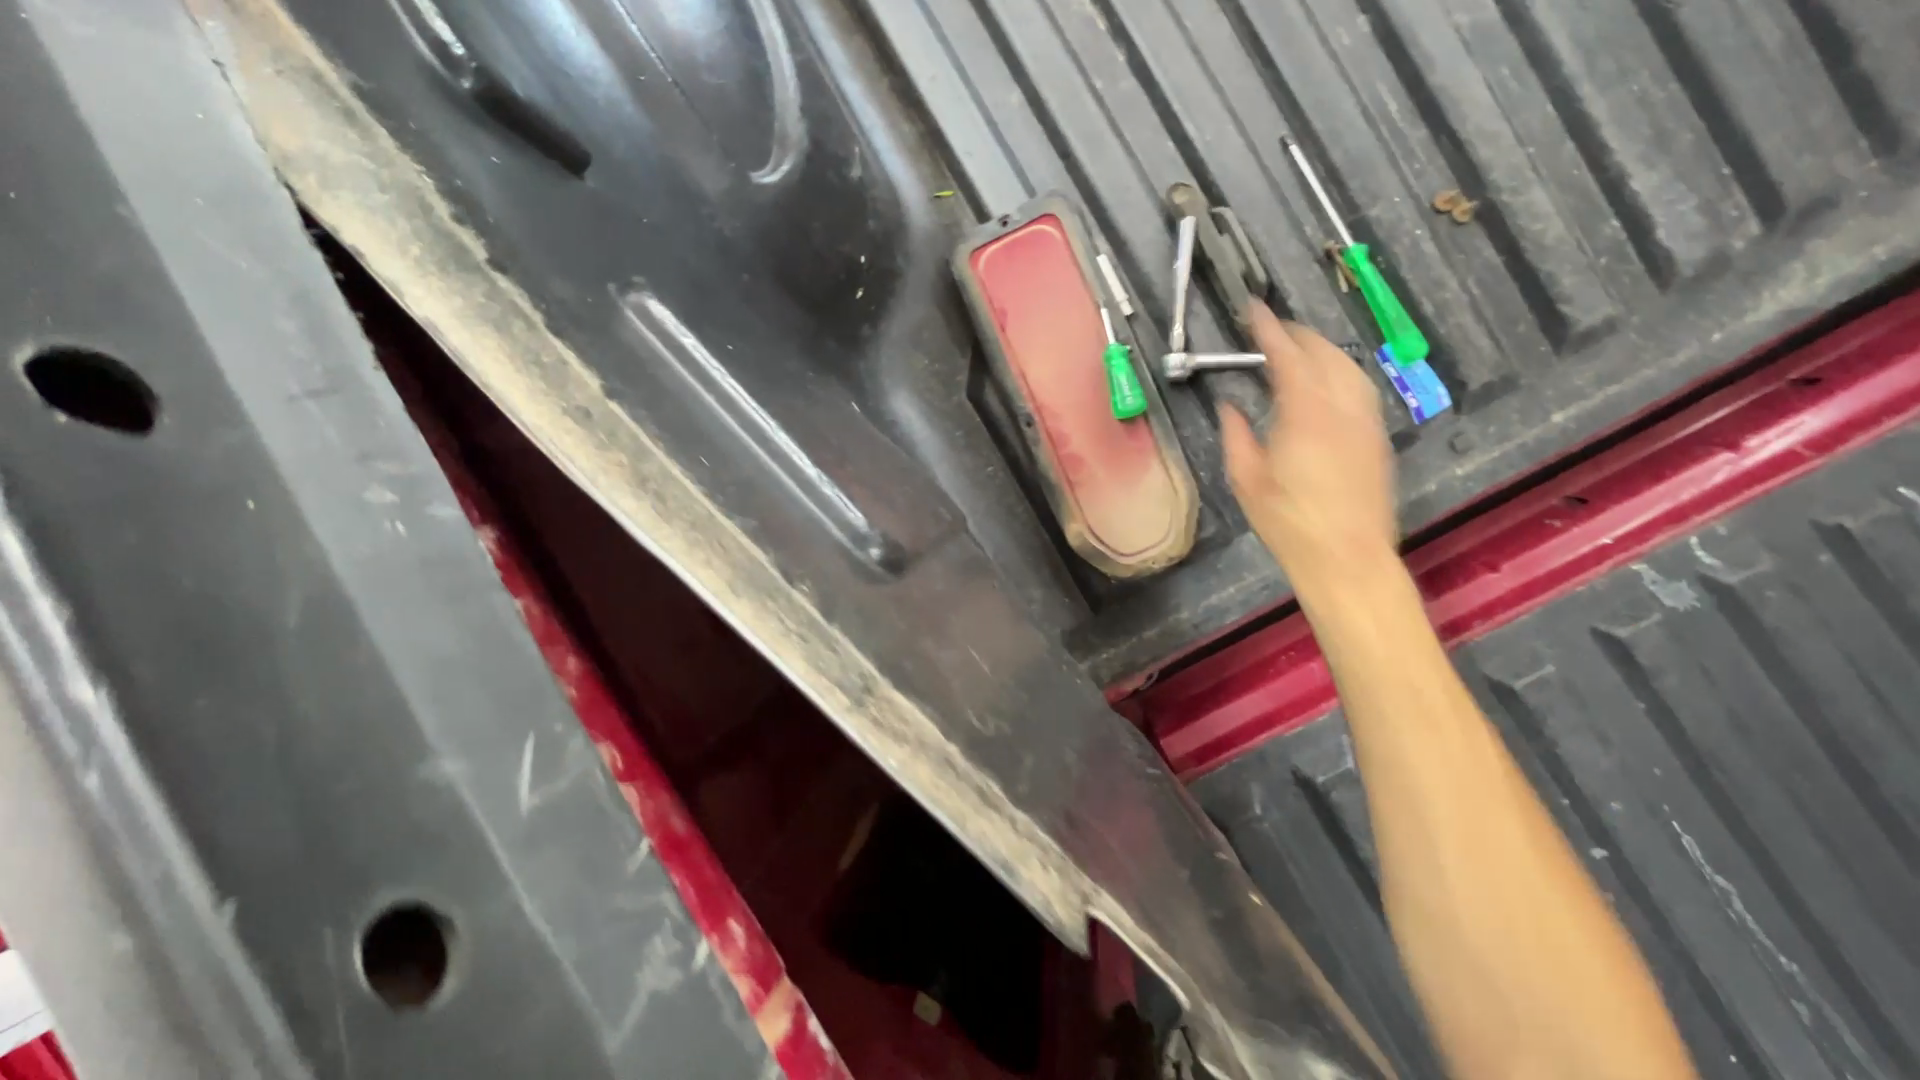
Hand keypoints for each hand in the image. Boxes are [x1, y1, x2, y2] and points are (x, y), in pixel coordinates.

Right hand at [1218, 304, 1397, 591]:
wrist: (1347, 557)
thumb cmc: (1289, 523)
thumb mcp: (1246, 481)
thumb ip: (1237, 436)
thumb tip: (1230, 407)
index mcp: (1304, 412)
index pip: (1287, 354)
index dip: (1269, 328)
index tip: (1253, 308)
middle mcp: (1341, 406)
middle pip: (1323, 352)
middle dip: (1298, 334)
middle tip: (1273, 329)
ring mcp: (1365, 420)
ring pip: (1348, 367)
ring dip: (1323, 350)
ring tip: (1301, 349)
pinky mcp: (1377, 437)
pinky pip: (1361, 388)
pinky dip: (1342, 371)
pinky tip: (1330, 381)